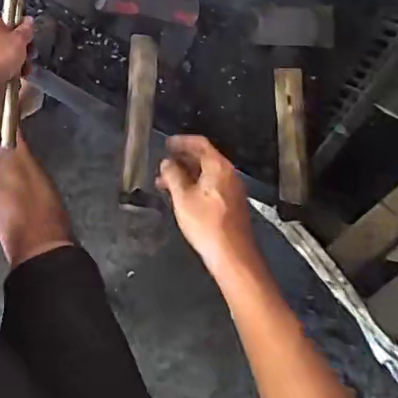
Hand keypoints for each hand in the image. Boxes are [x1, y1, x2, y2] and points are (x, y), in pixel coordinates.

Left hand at [0, 16, 33, 87]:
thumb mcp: (19, 39)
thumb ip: (26, 29)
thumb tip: (29, 21)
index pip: (9, 23)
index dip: (22, 31)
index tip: (29, 38)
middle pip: (9, 42)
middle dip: (22, 51)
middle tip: (28, 55)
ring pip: (7, 58)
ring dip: (19, 64)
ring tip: (23, 69)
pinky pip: (3, 70)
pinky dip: (11, 74)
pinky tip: (16, 77)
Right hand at [158, 135, 257, 274]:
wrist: (233, 256)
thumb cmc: (208, 226)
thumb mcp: (182, 198)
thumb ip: (173, 175)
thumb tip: (167, 163)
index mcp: (219, 167)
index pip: (200, 143)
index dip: (181, 141)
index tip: (167, 143)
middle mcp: (229, 174)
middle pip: (204, 157)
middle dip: (182, 159)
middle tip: (164, 163)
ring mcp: (233, 189)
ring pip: (207, 173)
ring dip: (187, 174)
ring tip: (166, 182)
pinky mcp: (232, 204)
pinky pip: (212, 185)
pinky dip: (196, 185)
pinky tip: (182, 197)